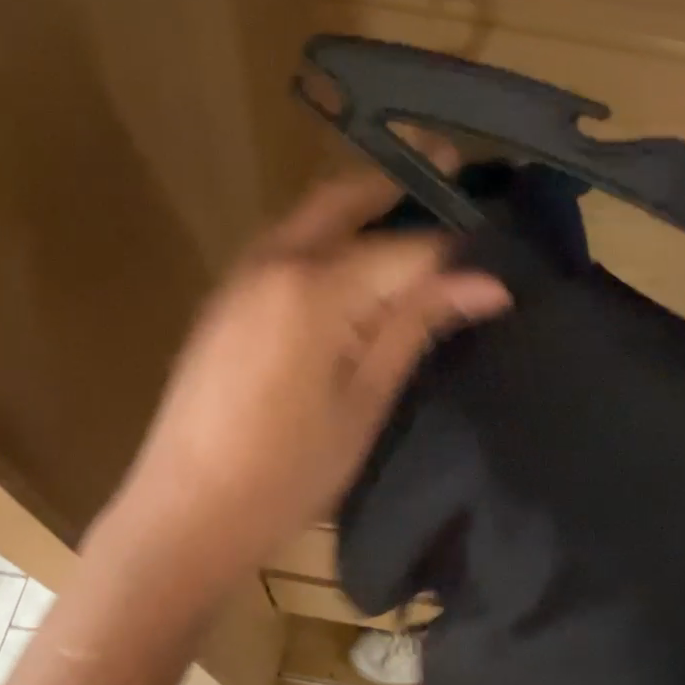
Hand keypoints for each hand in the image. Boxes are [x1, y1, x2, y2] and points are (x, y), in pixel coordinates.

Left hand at [102, 151, 509, 586]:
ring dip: (361, 205)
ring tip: (415, 216)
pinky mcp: (224, 301)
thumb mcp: (363, 404)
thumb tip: (487, 285)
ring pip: (310, 216)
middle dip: (400, 178)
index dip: (456, 253)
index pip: (405, 248)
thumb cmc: (285, 474)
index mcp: (315, 287)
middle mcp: (273, 261)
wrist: (185, 514)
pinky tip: (356, 268)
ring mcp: (239, 277)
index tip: (499, 261)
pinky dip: (328, 238)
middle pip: (346, 196)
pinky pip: (285, 247)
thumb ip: (416, 328)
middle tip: (455, 170)